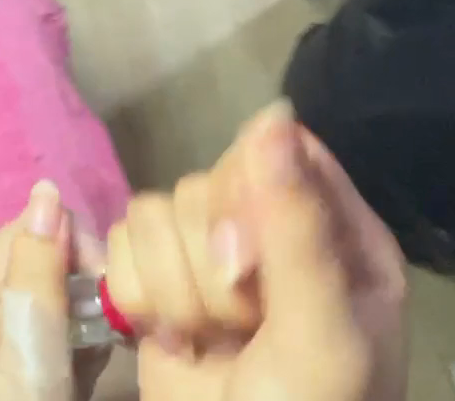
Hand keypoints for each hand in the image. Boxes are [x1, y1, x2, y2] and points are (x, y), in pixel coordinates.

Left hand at [0, 181, 109, 400]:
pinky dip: (79, 342)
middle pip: (52, 252)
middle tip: (108, 337)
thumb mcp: (29, 350)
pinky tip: (84, 372)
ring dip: (89, 318)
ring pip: (61, 289)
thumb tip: (46, 187)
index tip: (113, 300)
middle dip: (89, 287)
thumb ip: (37, 270)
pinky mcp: (14, 347)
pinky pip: (57, 322)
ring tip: (96, 358)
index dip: (86, 254)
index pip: (43, 223)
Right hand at [105, 103, 407, 400]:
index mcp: (334, 233)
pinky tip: (170, 334)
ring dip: (172, 288)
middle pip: (202, 184)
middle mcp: (268, 230)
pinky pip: (120, 237)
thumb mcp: (318, 338)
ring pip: (153, 210)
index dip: (247, 195)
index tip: (249, 258)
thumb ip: (294, 230)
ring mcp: (207, 251)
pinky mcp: (155, 270)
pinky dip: (137, 292)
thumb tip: (270, 115)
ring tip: (206, 339)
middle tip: (240, 322)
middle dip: (208, 262)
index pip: (275, 153)